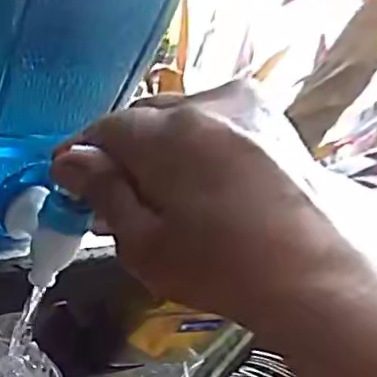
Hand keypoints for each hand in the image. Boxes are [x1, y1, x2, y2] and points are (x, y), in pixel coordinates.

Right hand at [49, 80, 376, 341]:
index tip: (63, 185)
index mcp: (170, 132)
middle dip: (114, 153)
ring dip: (149, 153)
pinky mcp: (271, 124)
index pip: (102, 129)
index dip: (76, 156)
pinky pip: (207, 126)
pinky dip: (183, 151)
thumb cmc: (215, 265)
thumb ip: (102, 191)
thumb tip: (68, 161)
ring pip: (175, 120)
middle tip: (99, 200)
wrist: (314, 273)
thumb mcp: (139, 240)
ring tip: (141, 201)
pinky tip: (180, 191)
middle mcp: (210, 103)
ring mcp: (249, 108)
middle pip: (140, 118)